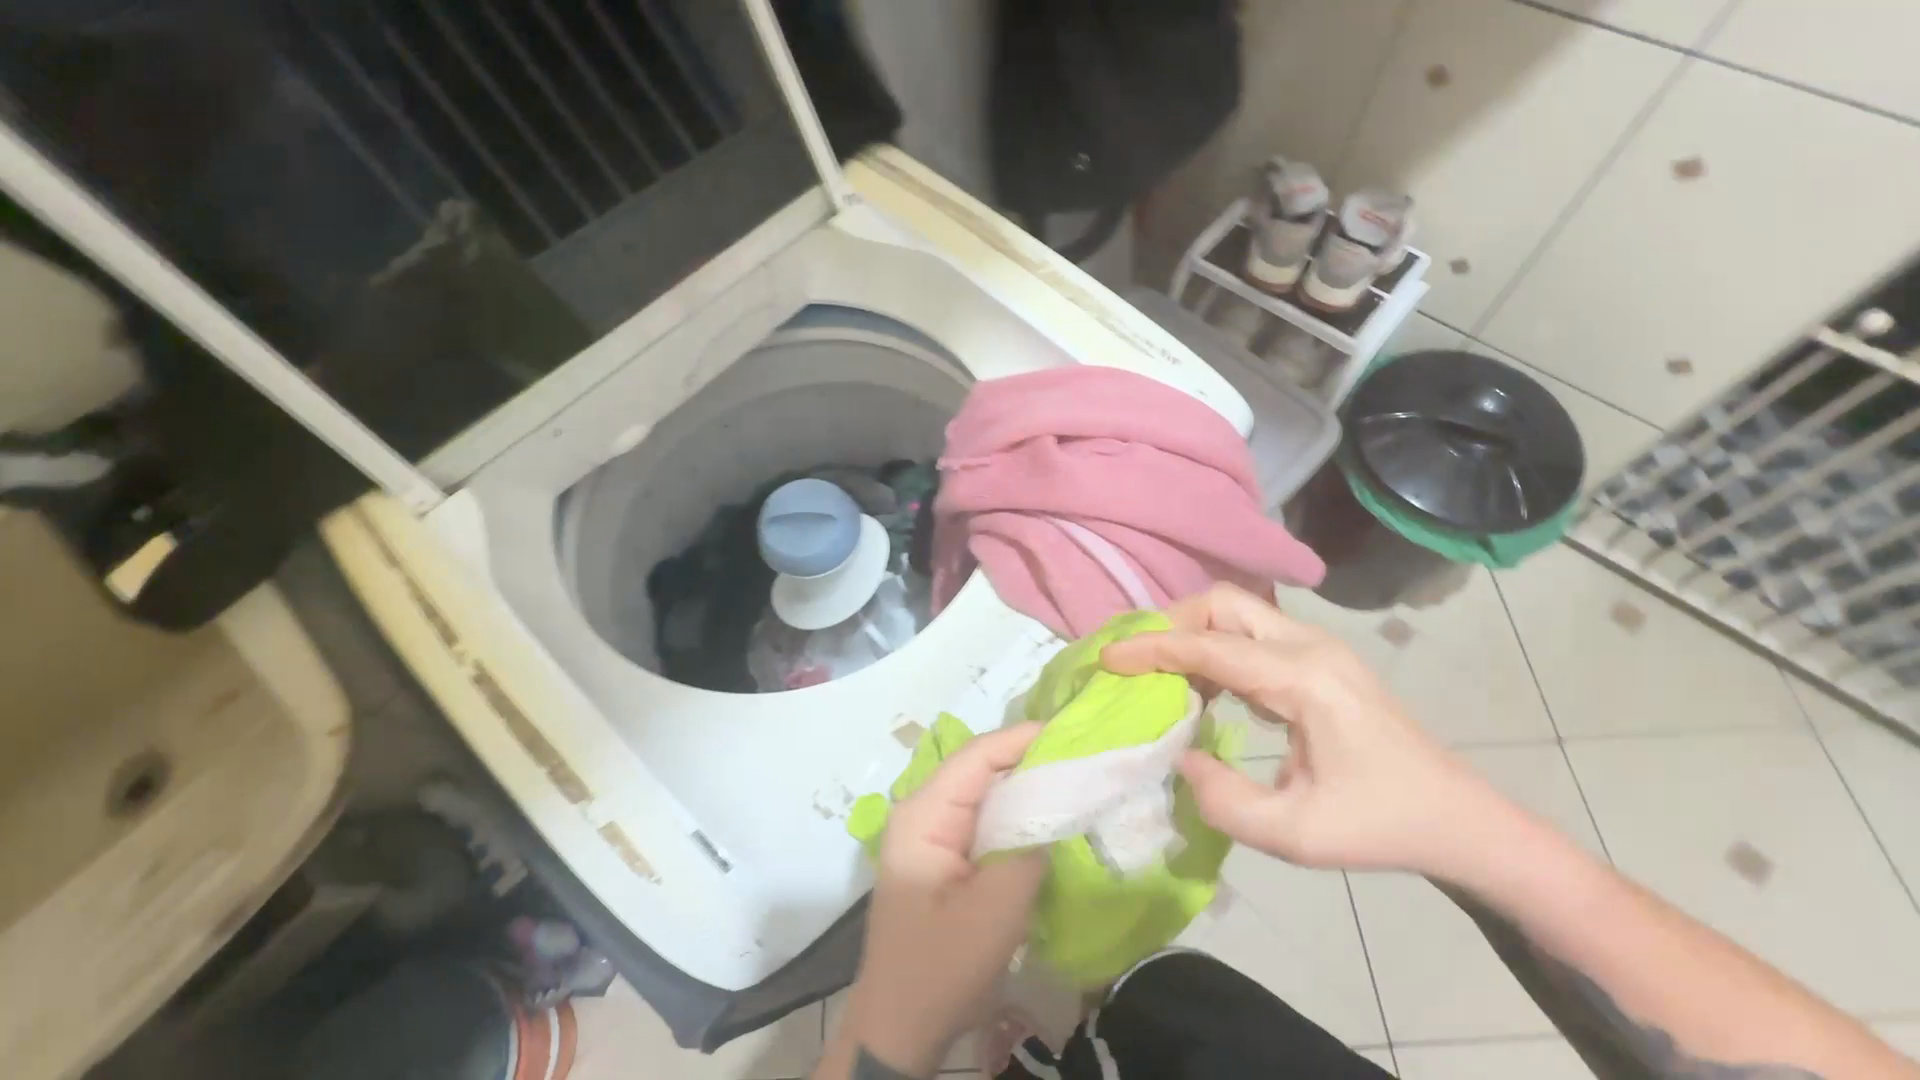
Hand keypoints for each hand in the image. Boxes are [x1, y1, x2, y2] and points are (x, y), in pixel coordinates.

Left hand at [836, 724, 1046, 1076]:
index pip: (978, 755)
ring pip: (986, 797)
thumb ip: (1029, 849)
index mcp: (923, 815)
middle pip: (982, 770)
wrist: (900, 1028)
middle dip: (1032, 762)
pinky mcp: (945, 862)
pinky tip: (1052, 826)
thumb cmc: (941, 967)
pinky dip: (1019, 821)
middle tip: (1088, 759)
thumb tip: (1059, 806)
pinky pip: (985, 825)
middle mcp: (923, 814)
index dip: (1026, 738)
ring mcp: (932, 839)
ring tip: (1079, 785)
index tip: (1077, 735)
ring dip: (1028, 792)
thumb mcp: (995, 909)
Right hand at [1100, 583, 1508, 879]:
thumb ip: (1222, 800)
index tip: (1108, 660)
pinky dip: (1219, 650)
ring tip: (1164, 681)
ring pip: (1240, 613)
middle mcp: (1311, 649)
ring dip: (1196, 635)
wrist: (1458, 820)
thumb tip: (1181, 757)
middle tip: (1140, 665)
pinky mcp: (1323, 662)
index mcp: (1304, 681)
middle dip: (1174, 624)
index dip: (1153, 650)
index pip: (1211, 646)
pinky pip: (1256, 636)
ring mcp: (1321, 650)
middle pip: (1226, 603)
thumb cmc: (1379, 827)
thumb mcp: (1294, 834)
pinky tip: (1208, 693)